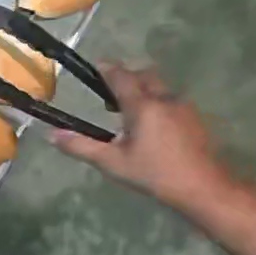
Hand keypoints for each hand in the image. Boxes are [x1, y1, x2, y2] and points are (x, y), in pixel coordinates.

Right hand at [49, 63, 240, 213]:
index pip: (121, 76)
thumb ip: (81, 146)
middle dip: (126, 78)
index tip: (96, 66)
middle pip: (144, 76)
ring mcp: (183, 107)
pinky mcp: (195, 119)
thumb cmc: (154, 174)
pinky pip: (170, 100)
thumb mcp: (112, 163)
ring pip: (159, 88)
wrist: (203, 188)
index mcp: (142, 106)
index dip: (107, 69)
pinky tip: (150, 126)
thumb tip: (51, 134)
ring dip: (142, 90)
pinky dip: (156, 103)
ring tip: (127, 112)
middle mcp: (164, 99)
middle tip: (109, 92)